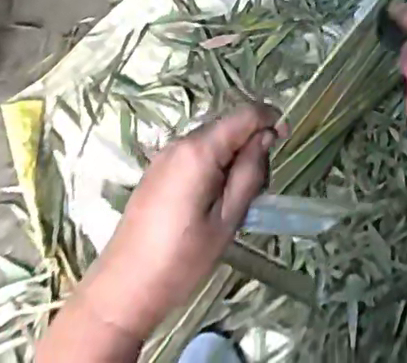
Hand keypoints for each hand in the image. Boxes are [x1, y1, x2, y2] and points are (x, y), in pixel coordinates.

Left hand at [48, 104, 279, 355]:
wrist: (122, 292)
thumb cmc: (180, 260)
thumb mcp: (227, 219)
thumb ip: (250, 172)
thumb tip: (265, 137)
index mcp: (200, 150)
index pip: (246, 113)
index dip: (270, 119)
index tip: (285, 140)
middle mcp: (181, 142)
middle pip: (229, 125)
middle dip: (252, 144)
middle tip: (259, 187)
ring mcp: (166, 155)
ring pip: (214, 139)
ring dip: (233, 156)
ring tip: (235, 200)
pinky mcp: (158, 170)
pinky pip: (196, 153)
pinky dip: (214, 164)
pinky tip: (212, 200)